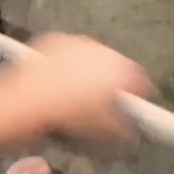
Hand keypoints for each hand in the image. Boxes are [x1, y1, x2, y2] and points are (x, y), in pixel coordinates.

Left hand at [0, 34, 151, 149]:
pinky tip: (59, 82)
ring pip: (92, 58)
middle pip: (116, 66)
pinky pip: (69, 53)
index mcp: (123, 70)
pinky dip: (68, 64)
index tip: (132, 109)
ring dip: (90, 72)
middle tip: (103, 103)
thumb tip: (129, 130)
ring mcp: (79, 42)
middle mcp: (105, 50)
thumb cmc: (71, 116)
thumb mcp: (106, 133)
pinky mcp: (56, 39)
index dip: (137, 97)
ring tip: (79, 93)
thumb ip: (125, 129)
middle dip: (112, 82)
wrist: (31, 99)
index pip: (141, 81)